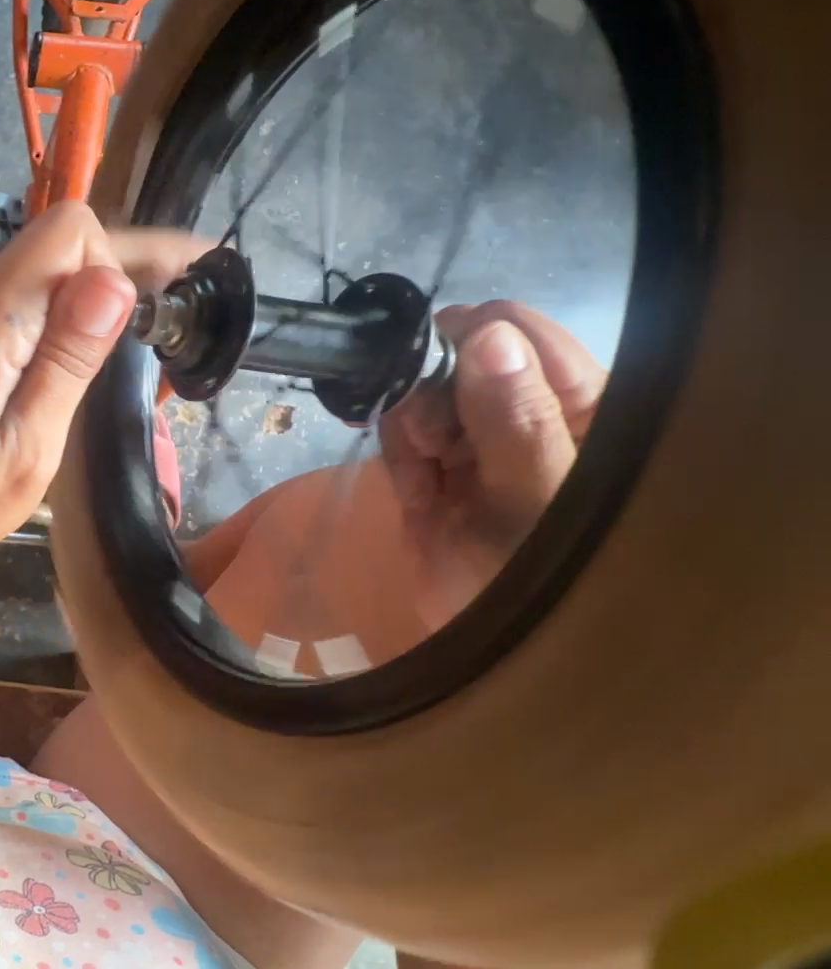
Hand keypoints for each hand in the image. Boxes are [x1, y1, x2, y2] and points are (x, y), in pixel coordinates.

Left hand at [0, 202, 136, 580]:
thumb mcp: (25, 453)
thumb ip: (67, 363)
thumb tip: (114, 280)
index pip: (68, 230)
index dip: (116, 264)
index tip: (132, 327)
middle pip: (51, 246)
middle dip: (101, 289)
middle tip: (136, 351)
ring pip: (29, 273)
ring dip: (67, 314)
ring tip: (80, 384)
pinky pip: (0, 299)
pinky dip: (34, 326)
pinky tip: (41, 379)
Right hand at [380, 301, 606, 598]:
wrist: (494, 650)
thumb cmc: (541, 577)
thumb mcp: (535, 499)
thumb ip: (515, 418)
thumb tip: (489, 334)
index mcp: (583, 407)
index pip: (522, 335)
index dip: (468, 341)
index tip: (428, 371)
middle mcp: (532, 415)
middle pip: (459, 361)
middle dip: (430, 397)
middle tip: (432, 445)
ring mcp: (484, 444)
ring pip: (422, 397)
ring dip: (411, 434)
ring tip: (424, 481)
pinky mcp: (442, 472)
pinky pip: (404, 438)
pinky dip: (400, 464)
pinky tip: (417, 498)